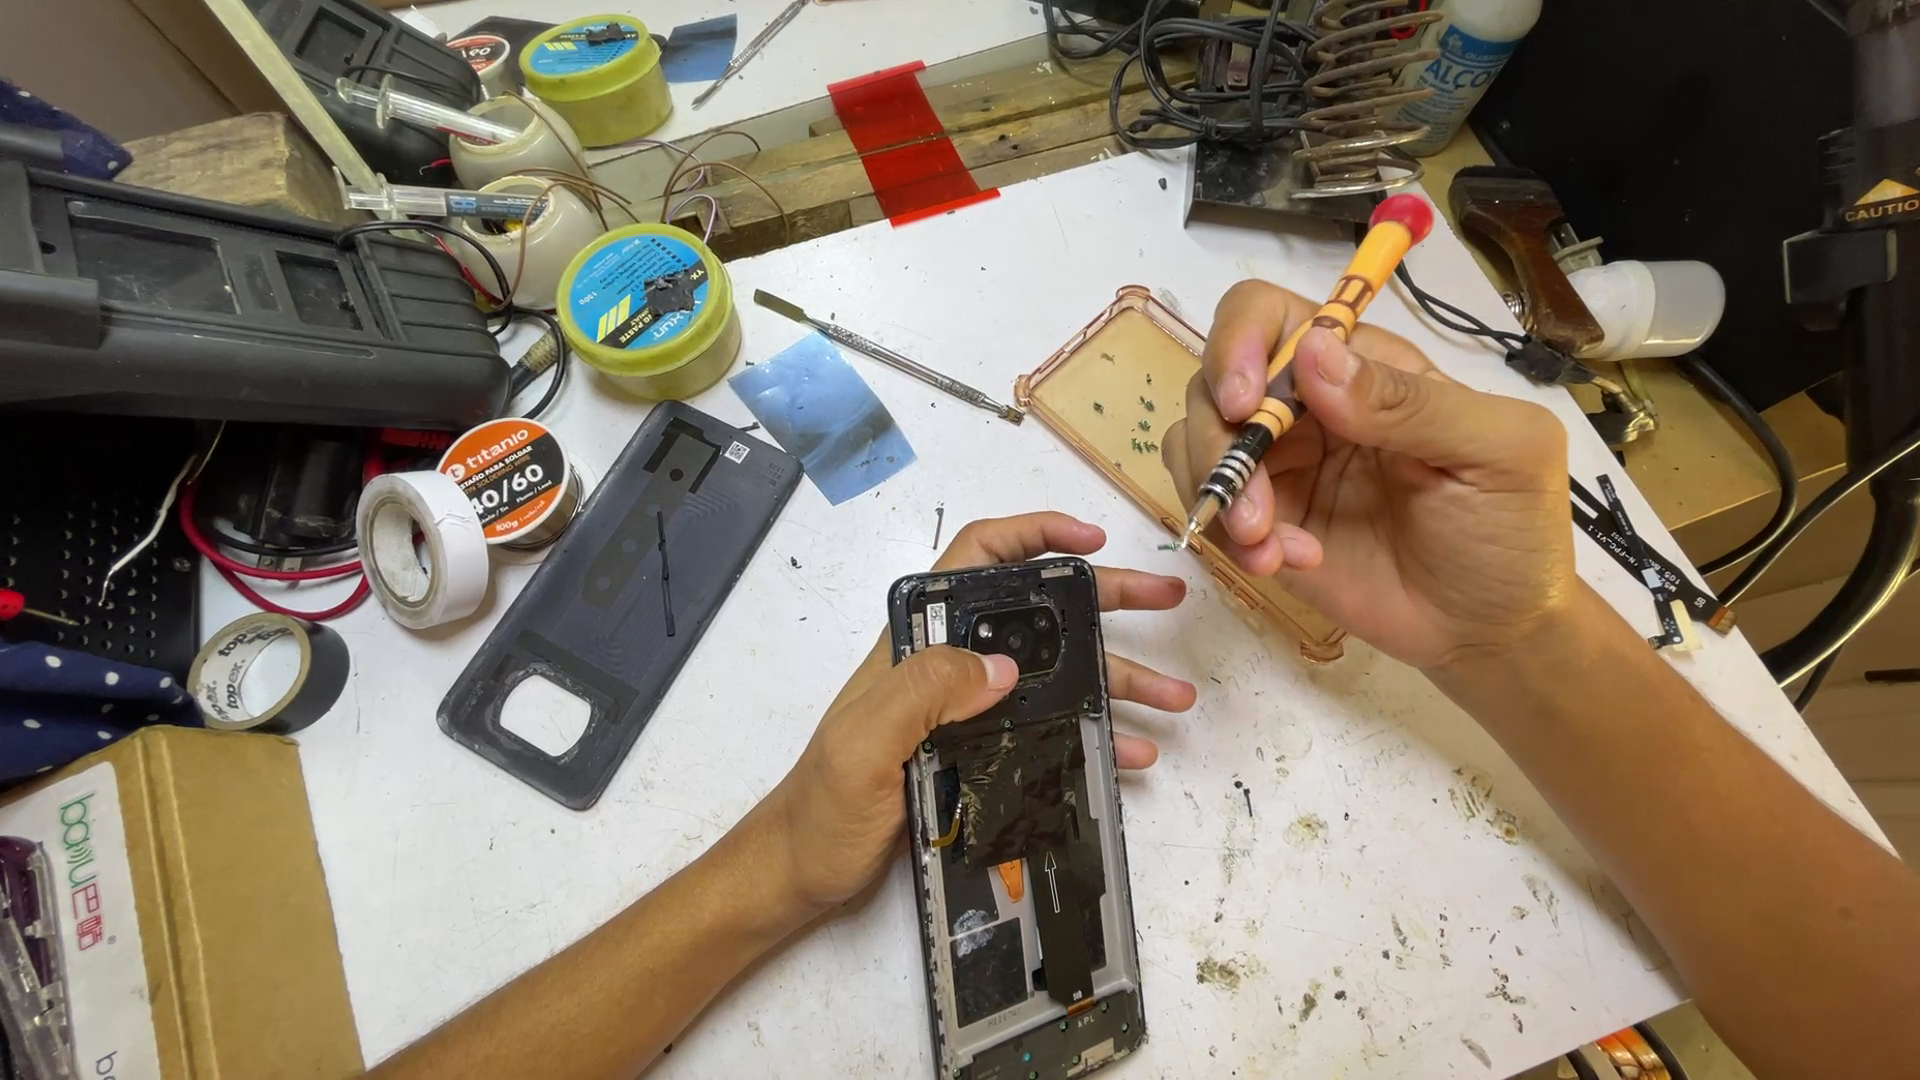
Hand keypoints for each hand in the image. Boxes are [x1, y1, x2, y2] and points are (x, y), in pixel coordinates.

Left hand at [762, 512, 1195, 912]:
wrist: (806, 868)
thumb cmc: (824, 804)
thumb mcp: (866, 742)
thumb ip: (924, 690)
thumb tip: (1005, 665)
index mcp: (920, 639)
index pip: (979, 557)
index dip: (1036, 535)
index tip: (1094, 542)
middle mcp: (953, 662)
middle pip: (1039, 612)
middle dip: (1107, 598)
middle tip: (1167, 598)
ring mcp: (972, 707)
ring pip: (1058, 675)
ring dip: (1119, 678)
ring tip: (1177, 697)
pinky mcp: (984, 751)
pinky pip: (1052, 731)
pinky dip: (1096, 736)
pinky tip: (1133, 752)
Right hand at [1163, 280, 1575, 671]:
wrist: (1483, 626)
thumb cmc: (1506, 529)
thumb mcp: (1494, 452)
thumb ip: (1409, 401)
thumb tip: (1313, 351)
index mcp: (1360, 368)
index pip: (1267, 318)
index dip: (1236, 343)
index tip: (1241, 404)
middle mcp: (1303, 407)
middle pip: (1212, 387)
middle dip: (1218, 448)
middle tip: (1255, 514)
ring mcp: (1276, 465)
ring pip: (1192, 445)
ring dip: (1219, 496)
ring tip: (1269, 547)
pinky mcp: (1258, 519)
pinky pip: (1207, 506)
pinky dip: (1227, 537)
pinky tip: (1281, 563)